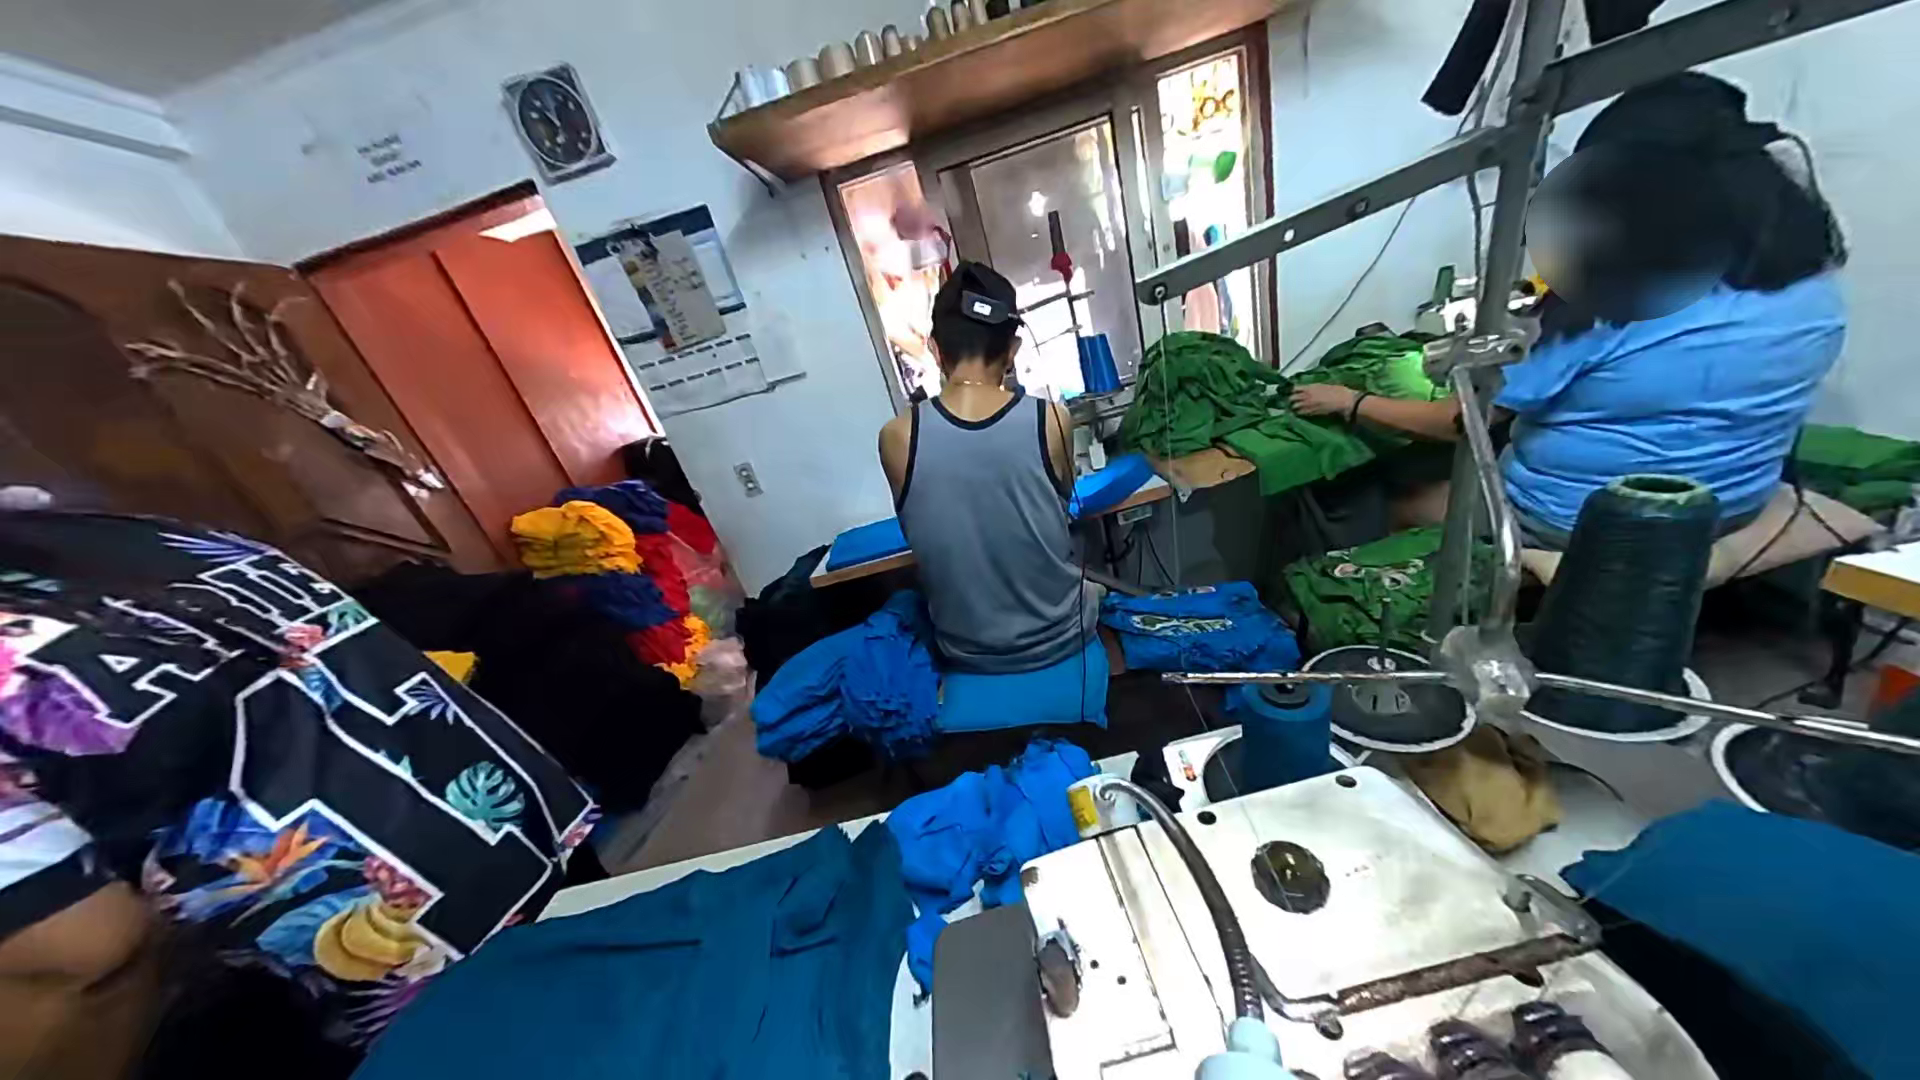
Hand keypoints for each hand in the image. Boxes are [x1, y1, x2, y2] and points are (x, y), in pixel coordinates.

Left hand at [1290, 384, 1359, 417]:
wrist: (1344, 401)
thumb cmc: (1339, 391)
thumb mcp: (1325, 385)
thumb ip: (1314, 387)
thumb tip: (1309, 388)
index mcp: (1310, 387)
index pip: (1294, 388)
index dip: (1292, 390)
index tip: (1292, 392)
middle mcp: (1306, 395)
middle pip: (1291, 398)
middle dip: (1291, 400)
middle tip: (1293, 401)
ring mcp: (1307, 405)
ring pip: (1294, 407)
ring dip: (1294, 407)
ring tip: (1296, 408)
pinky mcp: (1310, 412)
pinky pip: (1300, 413)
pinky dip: (1299, 413)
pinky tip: (1302, 412)